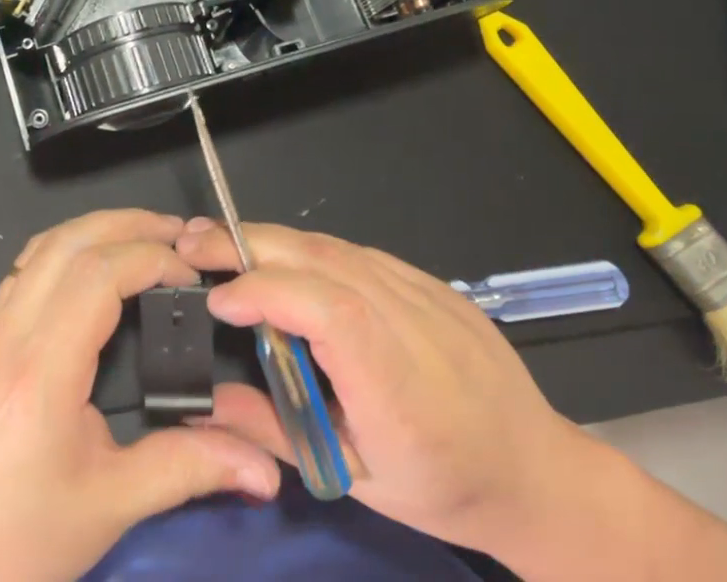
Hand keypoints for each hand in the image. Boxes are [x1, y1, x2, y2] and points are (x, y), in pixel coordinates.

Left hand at [0, 210, 279, 581]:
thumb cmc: (22, 535)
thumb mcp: (112, 504)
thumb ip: (189, 468)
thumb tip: (265, 467)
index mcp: (42, 368)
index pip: (96, 273)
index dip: (151, 258)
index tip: (194, 275)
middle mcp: (9, 335)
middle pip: (65, 243)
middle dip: (126, 225)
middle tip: (180, 233)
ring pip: (38, 251)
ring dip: (93, 231)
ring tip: (144, 239)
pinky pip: (23, 273)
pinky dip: (64, 252)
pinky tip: (93, 273)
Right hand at [175, 219, 605, 555]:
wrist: (536, 474)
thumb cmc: (440, 487)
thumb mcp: (349, 477)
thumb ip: (273, 431)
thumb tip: (205, 399)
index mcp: (399, 388)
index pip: (330, 311)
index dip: (267, 292)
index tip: (218, 303)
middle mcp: (417, 329)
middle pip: (325, 261)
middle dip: (248, 243)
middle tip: (190, 240)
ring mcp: (432, 298)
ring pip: (338, 248)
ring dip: (271, 239)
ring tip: (219, 241)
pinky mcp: (436, 285)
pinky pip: (361, 254)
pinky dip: (308, 249)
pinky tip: (279, 257)